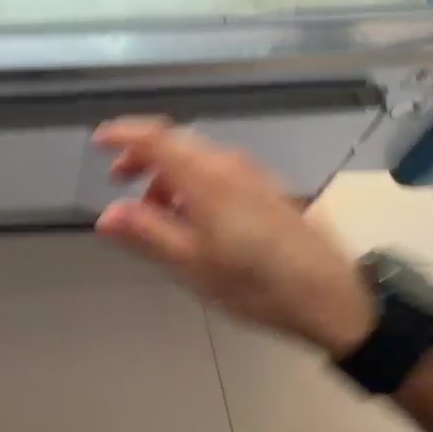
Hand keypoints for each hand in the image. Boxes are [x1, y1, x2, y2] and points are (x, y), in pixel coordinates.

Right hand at [92, 116, 375, 357]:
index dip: (123, 133)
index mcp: (205, 176)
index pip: (155, 137)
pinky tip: (192, 218)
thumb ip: (146, 233)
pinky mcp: (265, 188)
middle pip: (174, 142)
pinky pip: (216, 170)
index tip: (98, 141)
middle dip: (141, 156)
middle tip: (118, 180)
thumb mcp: (192, 264)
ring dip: (166, 174)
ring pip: (195, 157)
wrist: (334, 297)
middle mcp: (227, 163)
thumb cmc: (256, 283)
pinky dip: (190, 182)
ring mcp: (250, 173)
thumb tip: (105, 215)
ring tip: (154, 211)